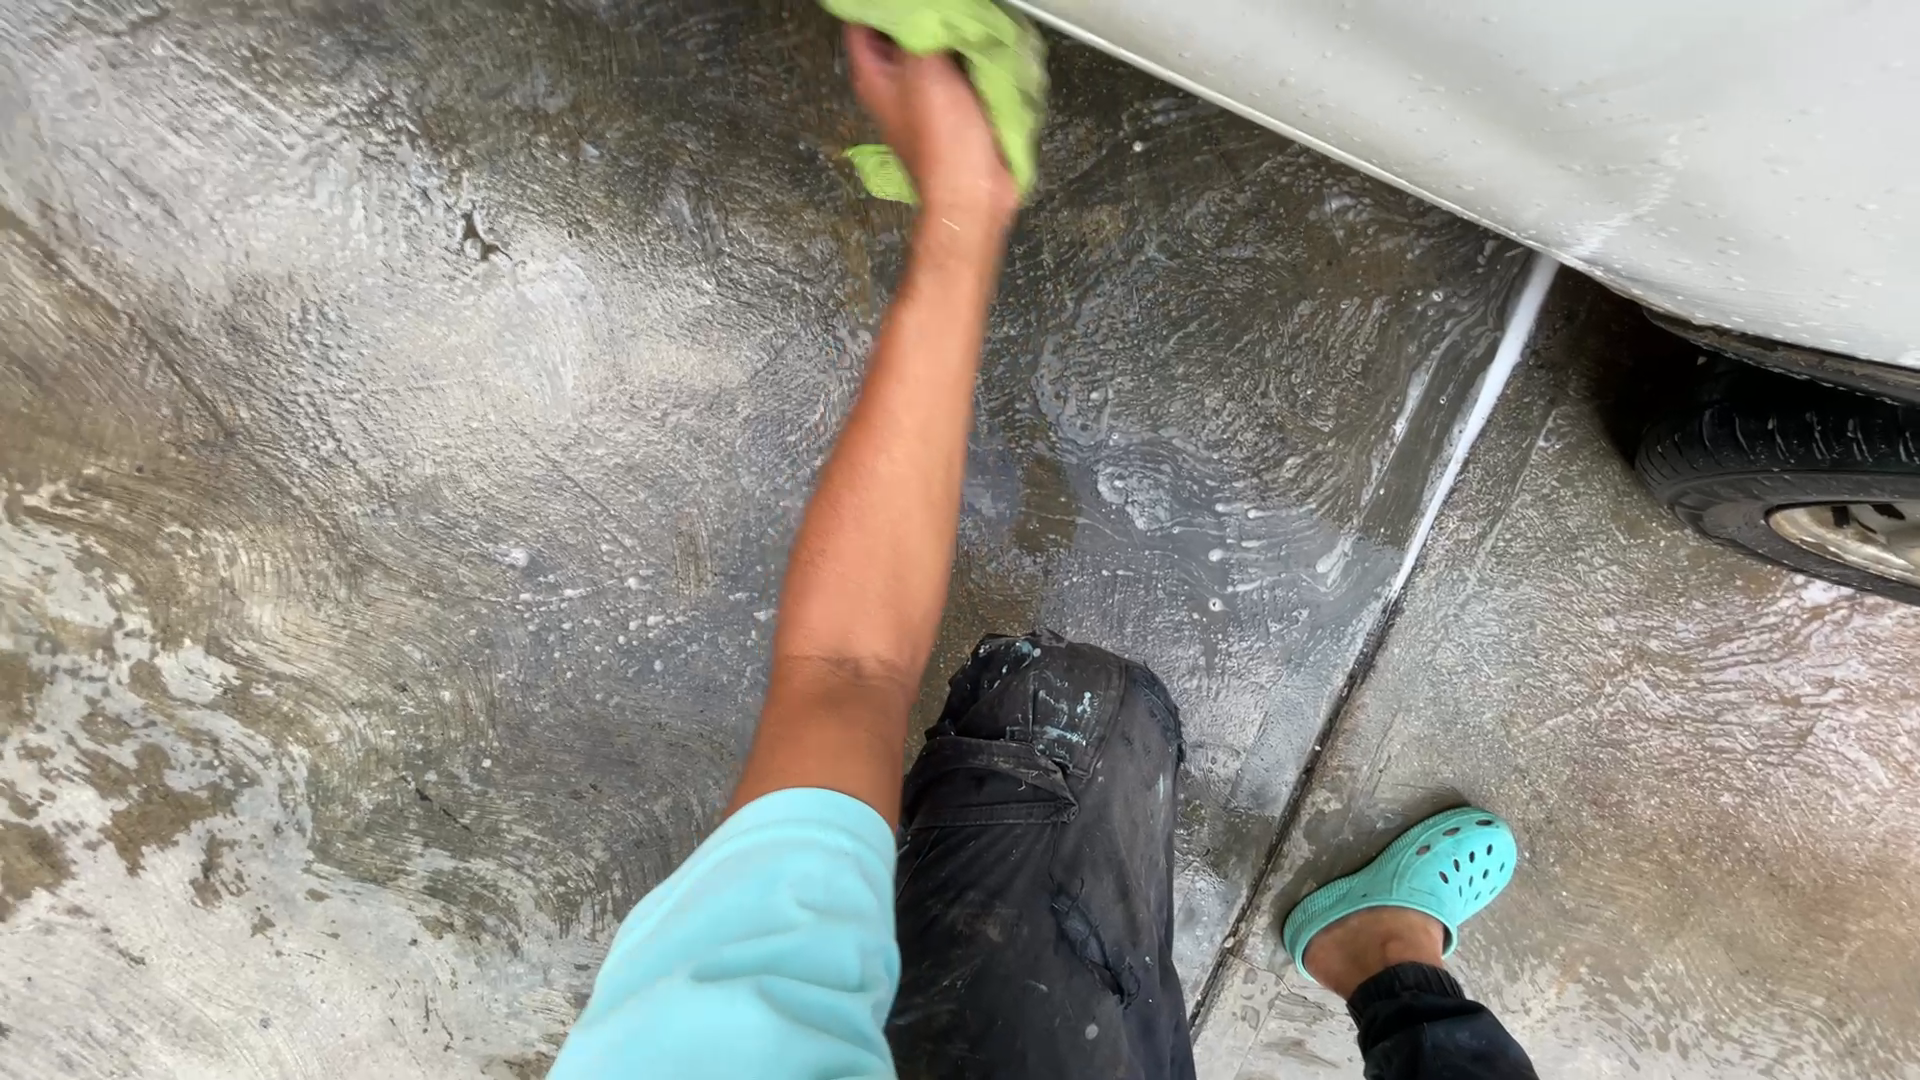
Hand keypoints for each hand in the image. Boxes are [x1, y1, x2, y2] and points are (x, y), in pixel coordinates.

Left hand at [845, 24, 1018, 233]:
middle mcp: (894, 87)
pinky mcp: (953, 111)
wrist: (973, 193)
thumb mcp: (924, 63)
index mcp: (873, 76)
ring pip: (932, 48)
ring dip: (950, 32)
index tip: (910, 2)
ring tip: (964, 18)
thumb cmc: (943, 141)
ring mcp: (924, 99)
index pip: (861, 18)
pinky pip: (958, 70)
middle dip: (921, 12)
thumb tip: (920, 7)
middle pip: (900, 31)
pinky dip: (968, 56)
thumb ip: (916, 22)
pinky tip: (980, 45)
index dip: (880, 4)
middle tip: (943, 6)